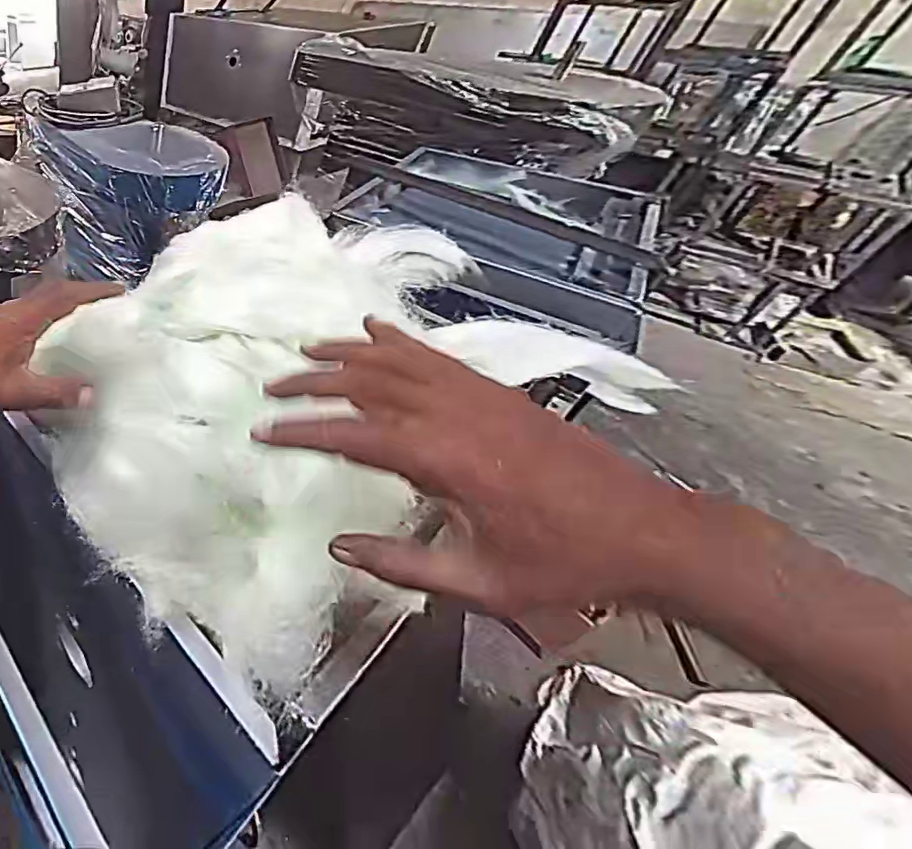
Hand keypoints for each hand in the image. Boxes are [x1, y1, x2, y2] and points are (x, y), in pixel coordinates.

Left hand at [0, 281, 121, 409]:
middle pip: (54, 290)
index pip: (66, 296)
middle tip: (106, 297)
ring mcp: (1, 314)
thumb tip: (91, 393)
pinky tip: (49, 326)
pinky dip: (48, 308)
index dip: (94, 291)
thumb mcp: (19, 390)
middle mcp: (14, 309)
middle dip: (83, 290)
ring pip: (40, 297)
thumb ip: (55, 392)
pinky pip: (29, 306)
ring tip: (84, 309)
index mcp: (25, 318)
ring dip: (64, 298)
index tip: (118, 290)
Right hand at [256, 318, 702, 617]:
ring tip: (308, 350)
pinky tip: (374, 329)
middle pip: (365, 383)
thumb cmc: (564, 563)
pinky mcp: (493, 390)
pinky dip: (397, 340)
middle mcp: (452, 413)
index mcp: (442, 459)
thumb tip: (338, 545)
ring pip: (395, 360)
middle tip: (274, 387)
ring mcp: (475, 394)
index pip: (350, 435)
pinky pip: (434, 355)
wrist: (647, 531)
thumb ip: (401, 564)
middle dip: (312, 383)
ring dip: (346, 352)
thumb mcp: (479, 582)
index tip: (264, 432)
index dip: (301, 431)